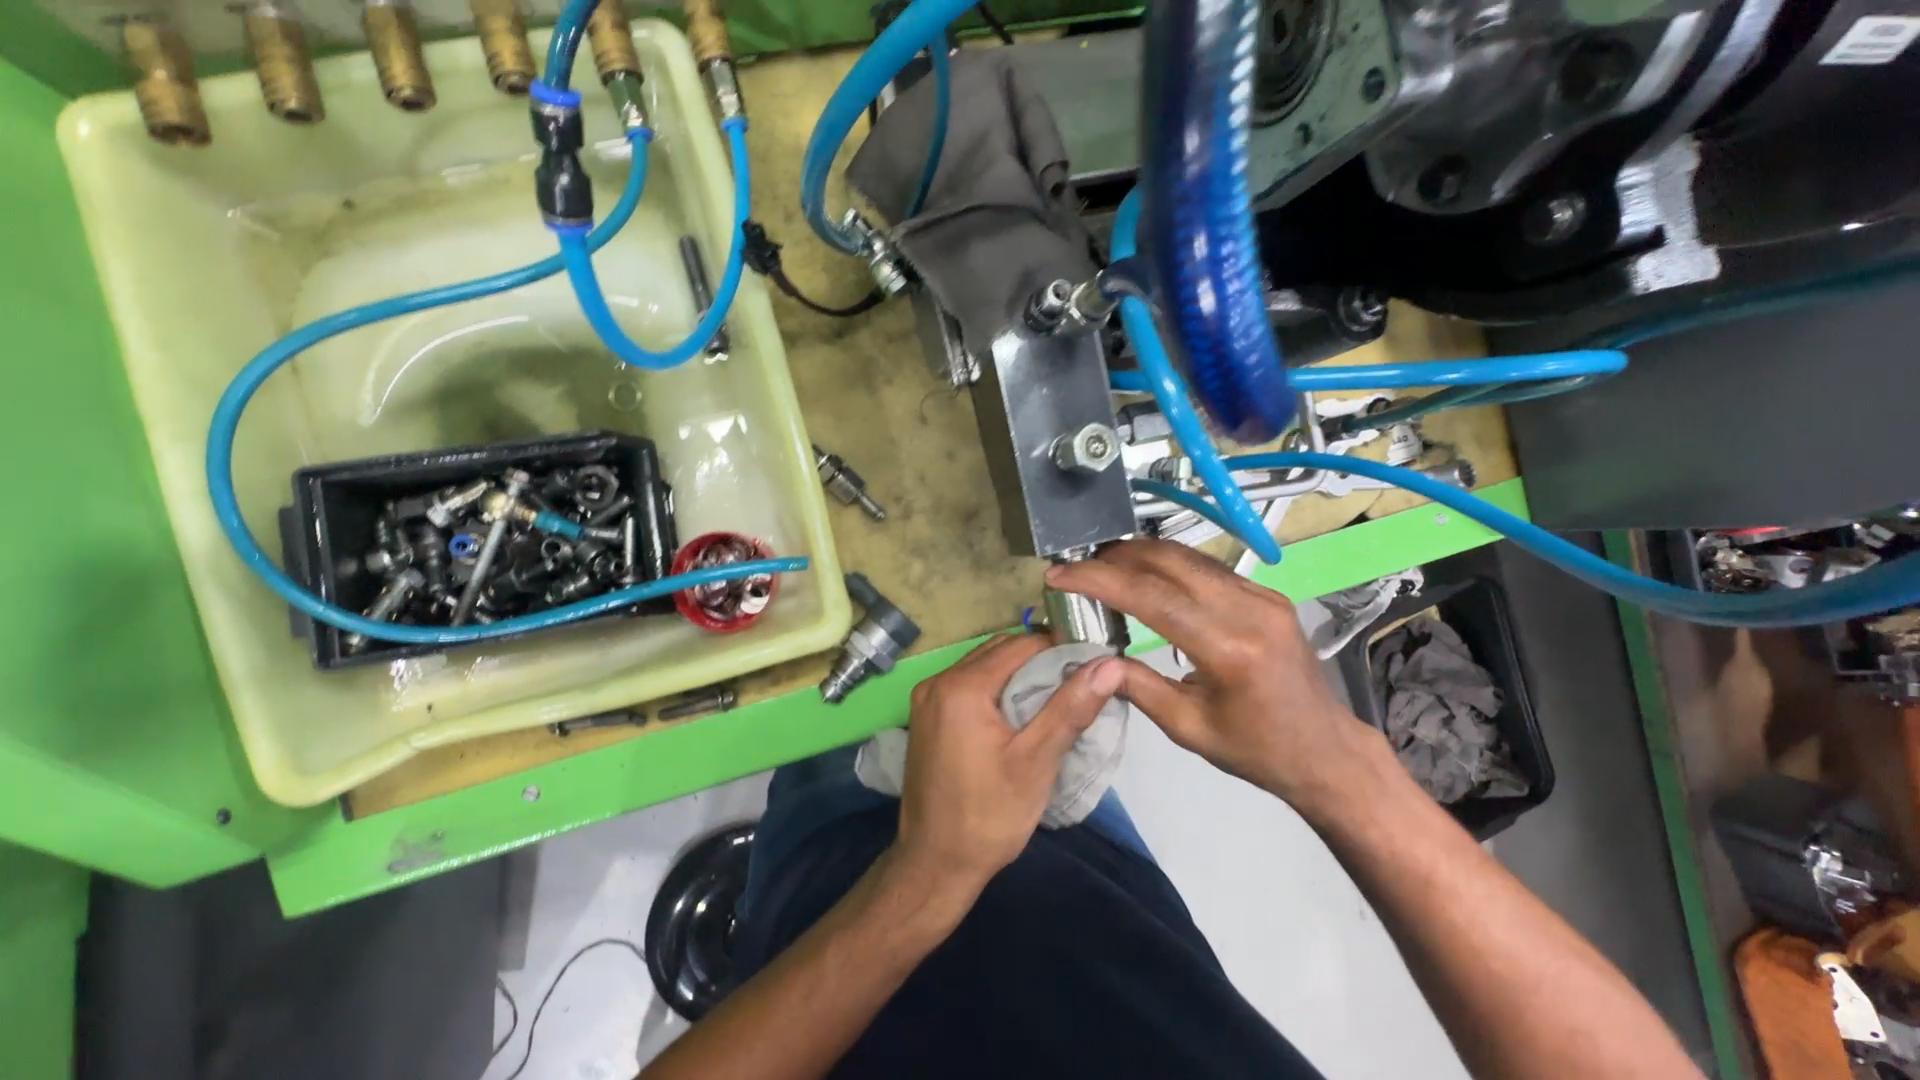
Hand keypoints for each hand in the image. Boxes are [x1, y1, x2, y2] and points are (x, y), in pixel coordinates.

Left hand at [893, 633, 1123, 890]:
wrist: (936, 864)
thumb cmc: (989, 816)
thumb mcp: (1037, 761)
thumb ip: (1071, 707)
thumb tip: (1109, 665)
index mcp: (962, 687)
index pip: (1021, 644)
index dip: (1061, 648)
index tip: (1093, 663)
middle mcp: (937, 682)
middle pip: (1000, 652)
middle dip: (1041, 660)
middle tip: (1080, 680)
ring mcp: (927, 701)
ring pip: (984, 668)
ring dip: (1018, 676)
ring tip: (1059, 697)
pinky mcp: (926, 719)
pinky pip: (968, 688)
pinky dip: (997, 691)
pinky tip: (1023, 714)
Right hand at [1047, 540, 1391, 820]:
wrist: (1325, 749)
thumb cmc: (1256, 750)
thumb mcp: (1188, 728)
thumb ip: (1138, 686)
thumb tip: (1089, 660)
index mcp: (1230, 648)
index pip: (1152, 597)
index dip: (1100, 580)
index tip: (1059, 574)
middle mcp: (1250, 609)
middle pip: (1169, 561)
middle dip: (1116, 558)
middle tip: (1077, 567)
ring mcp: (1263, 596)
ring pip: (1189, 557)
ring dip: (1141, 556)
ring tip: (1102, 567)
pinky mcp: (1268, 594)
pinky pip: (1209, 568)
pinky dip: (1169, 566)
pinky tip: (1145, 577)